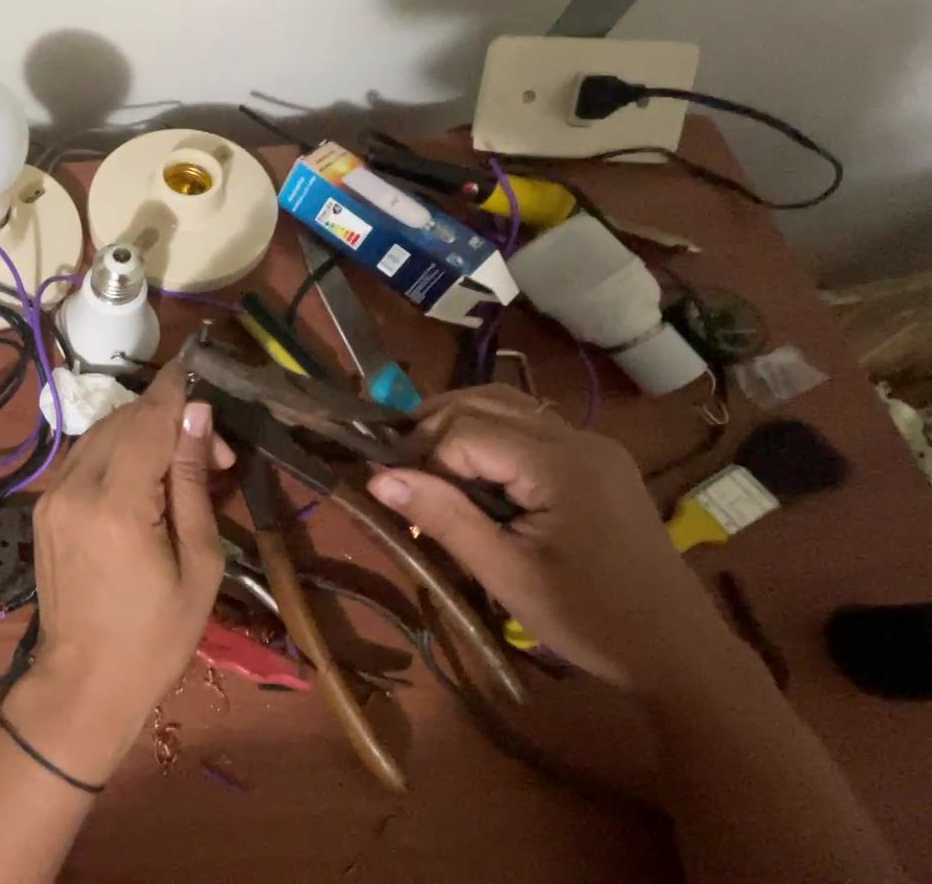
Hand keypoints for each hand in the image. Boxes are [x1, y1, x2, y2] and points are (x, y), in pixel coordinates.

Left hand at [7, 362, 234, 778]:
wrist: (85, 679)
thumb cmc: (156, 635)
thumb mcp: (198, 562)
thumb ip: (190, 482)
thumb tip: (196, 416)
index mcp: (116, 504)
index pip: (147, 421)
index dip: (174, 389)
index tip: (200, 363)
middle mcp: (74, 488)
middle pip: (121, 421)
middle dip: (166, 416)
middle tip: (211, 446)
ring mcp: (51, 496)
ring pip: (99, 434)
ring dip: (140, 430)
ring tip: (180, 460)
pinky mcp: (44, 507)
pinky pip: (83, 458)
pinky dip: (115, 451)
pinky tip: (143, 473)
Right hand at [366, 385, 727, 690]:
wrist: (677, 652)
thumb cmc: (586, 616)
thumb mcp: (504, 571)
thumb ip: (443, 516)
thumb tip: (377, 477)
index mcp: (560, 465)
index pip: (464, 431)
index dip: (423, 457)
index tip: (402, 496)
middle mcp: (580, 440)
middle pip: (483, 402)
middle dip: (432, 428)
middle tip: (402, 473)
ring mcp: (593, 447)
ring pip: (505, 405)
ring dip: (457, 425)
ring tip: (426, 466)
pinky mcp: (595, 462)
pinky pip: (528, 426)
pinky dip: (487, 435)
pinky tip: (472, 473)